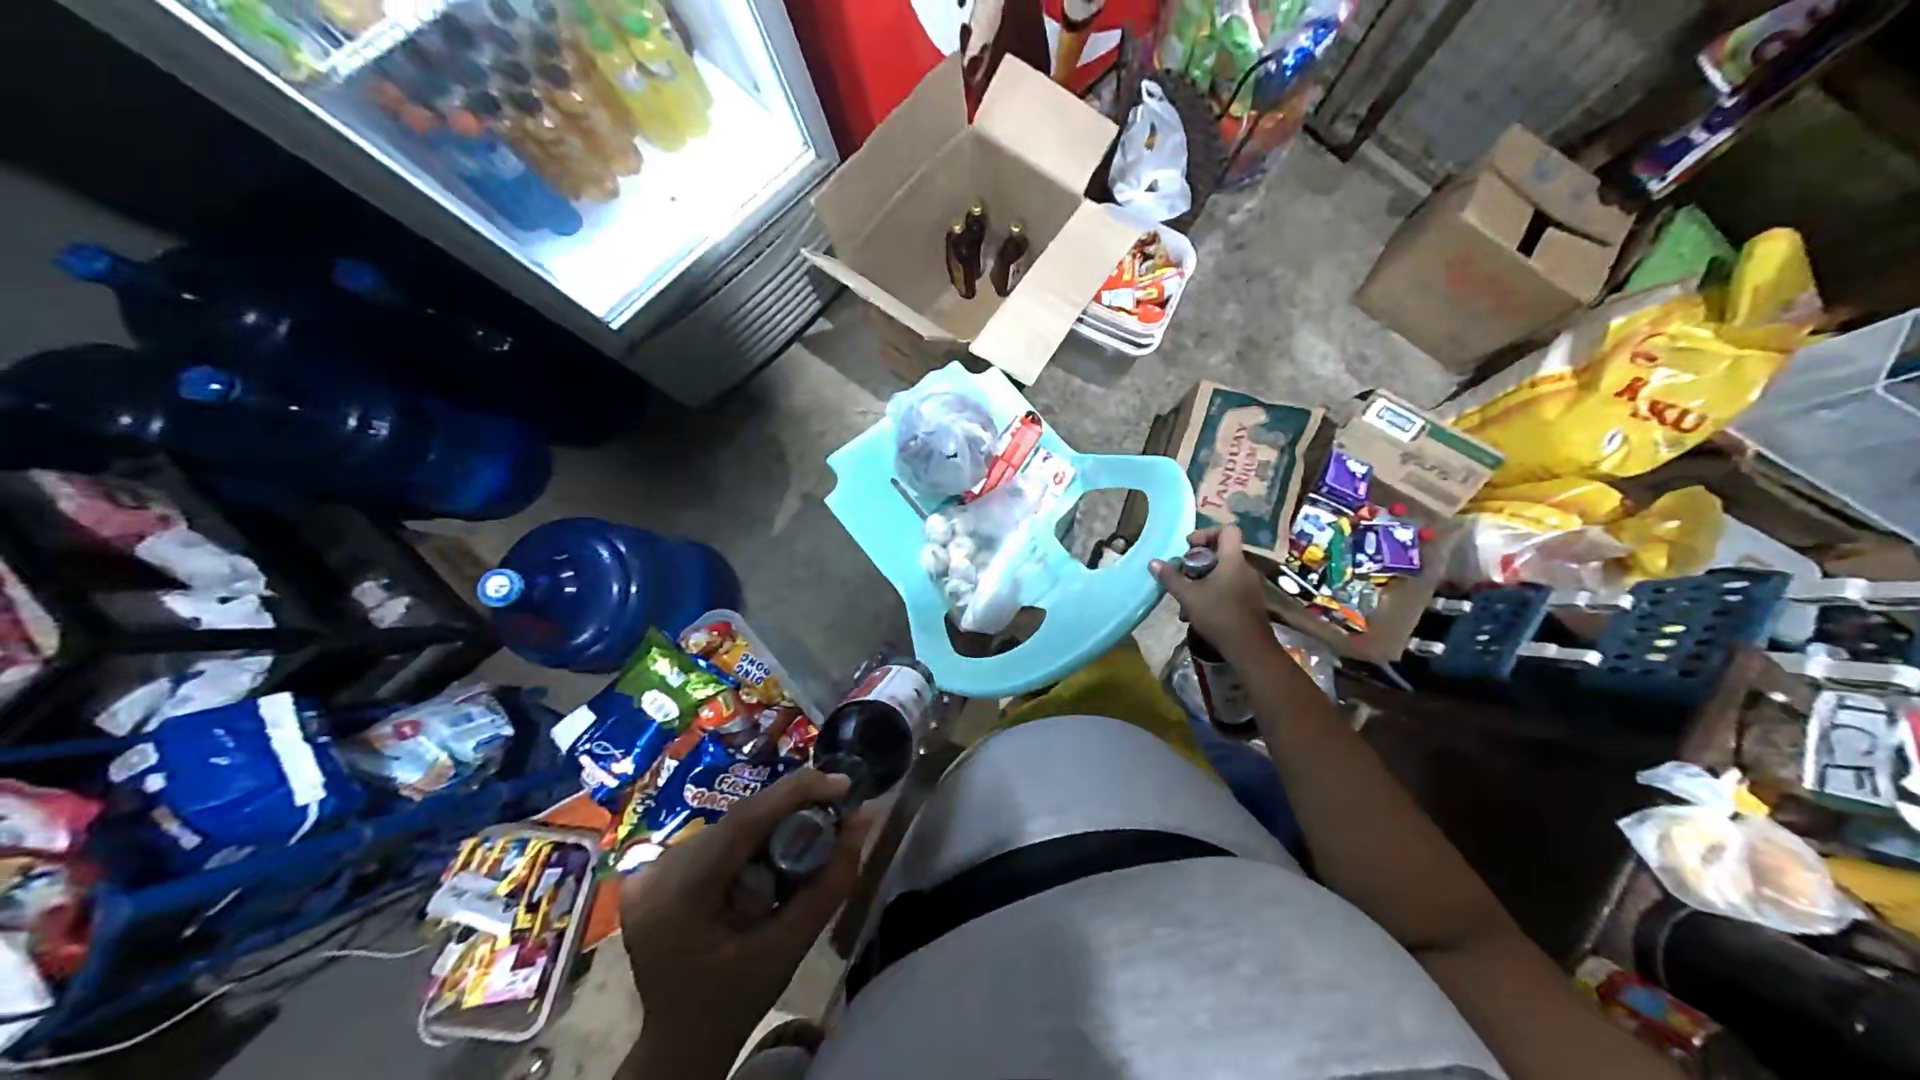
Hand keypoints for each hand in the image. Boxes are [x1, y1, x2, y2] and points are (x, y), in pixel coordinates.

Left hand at [619, 768, 872, 1078]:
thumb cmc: (735, 1002)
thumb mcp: (788, 950)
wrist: (680, 1039)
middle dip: (789, 811)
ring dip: (770, 826)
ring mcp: (647, 871)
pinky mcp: (652, 871)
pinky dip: (748, 841)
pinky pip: (714, 838)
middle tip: (834, 812)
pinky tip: (766, 862)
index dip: (794, 793)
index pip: (740, 823)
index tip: (841, 783)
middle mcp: (653, 874)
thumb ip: (829, 884)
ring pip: (727, 826)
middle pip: (735, 822)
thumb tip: (863, 820)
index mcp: (678, 899)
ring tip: (804, 842)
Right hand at [1151, 526, 1276, 663]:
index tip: (1189, 547)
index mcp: (1233, 560)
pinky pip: (1228, 587)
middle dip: (1198, 561)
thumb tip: (1153, 562)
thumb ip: (1171, 577)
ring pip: (1222, 572)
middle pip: (1221, 552)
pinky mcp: (1249, 601)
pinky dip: (1212, 592)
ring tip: (1185, 598)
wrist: (1249, 648)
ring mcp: (1249, 585)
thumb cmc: (1218, 615)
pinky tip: (1197, 612)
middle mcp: (1245, 568)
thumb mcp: (1188, 596)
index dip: (1206, 533)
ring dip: (1202, 580)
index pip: (1228, 530)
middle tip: (1182, 573)